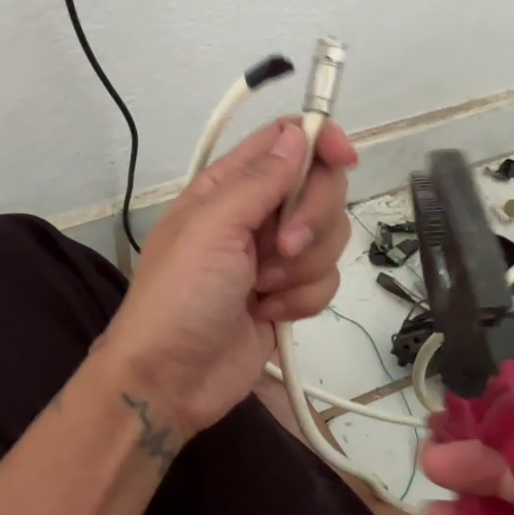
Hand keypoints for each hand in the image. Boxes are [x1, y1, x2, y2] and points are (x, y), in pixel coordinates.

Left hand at [100, 118, 355, 434]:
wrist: (169, 380)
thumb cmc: (179, 297)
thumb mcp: (212, 228)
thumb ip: (259, 180)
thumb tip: (298, 134)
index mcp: (227, 186)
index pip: (285, 140)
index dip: (319, 140)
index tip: (344, 159)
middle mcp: (255, 214)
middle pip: (320, 188)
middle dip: (312, 220)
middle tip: (281, 249)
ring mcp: (274, 257)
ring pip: (330, 238)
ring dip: (301, 269)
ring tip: (262, 291)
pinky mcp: (289, 296)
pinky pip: (325, 281)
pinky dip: (301, 300)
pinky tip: (267, 315)